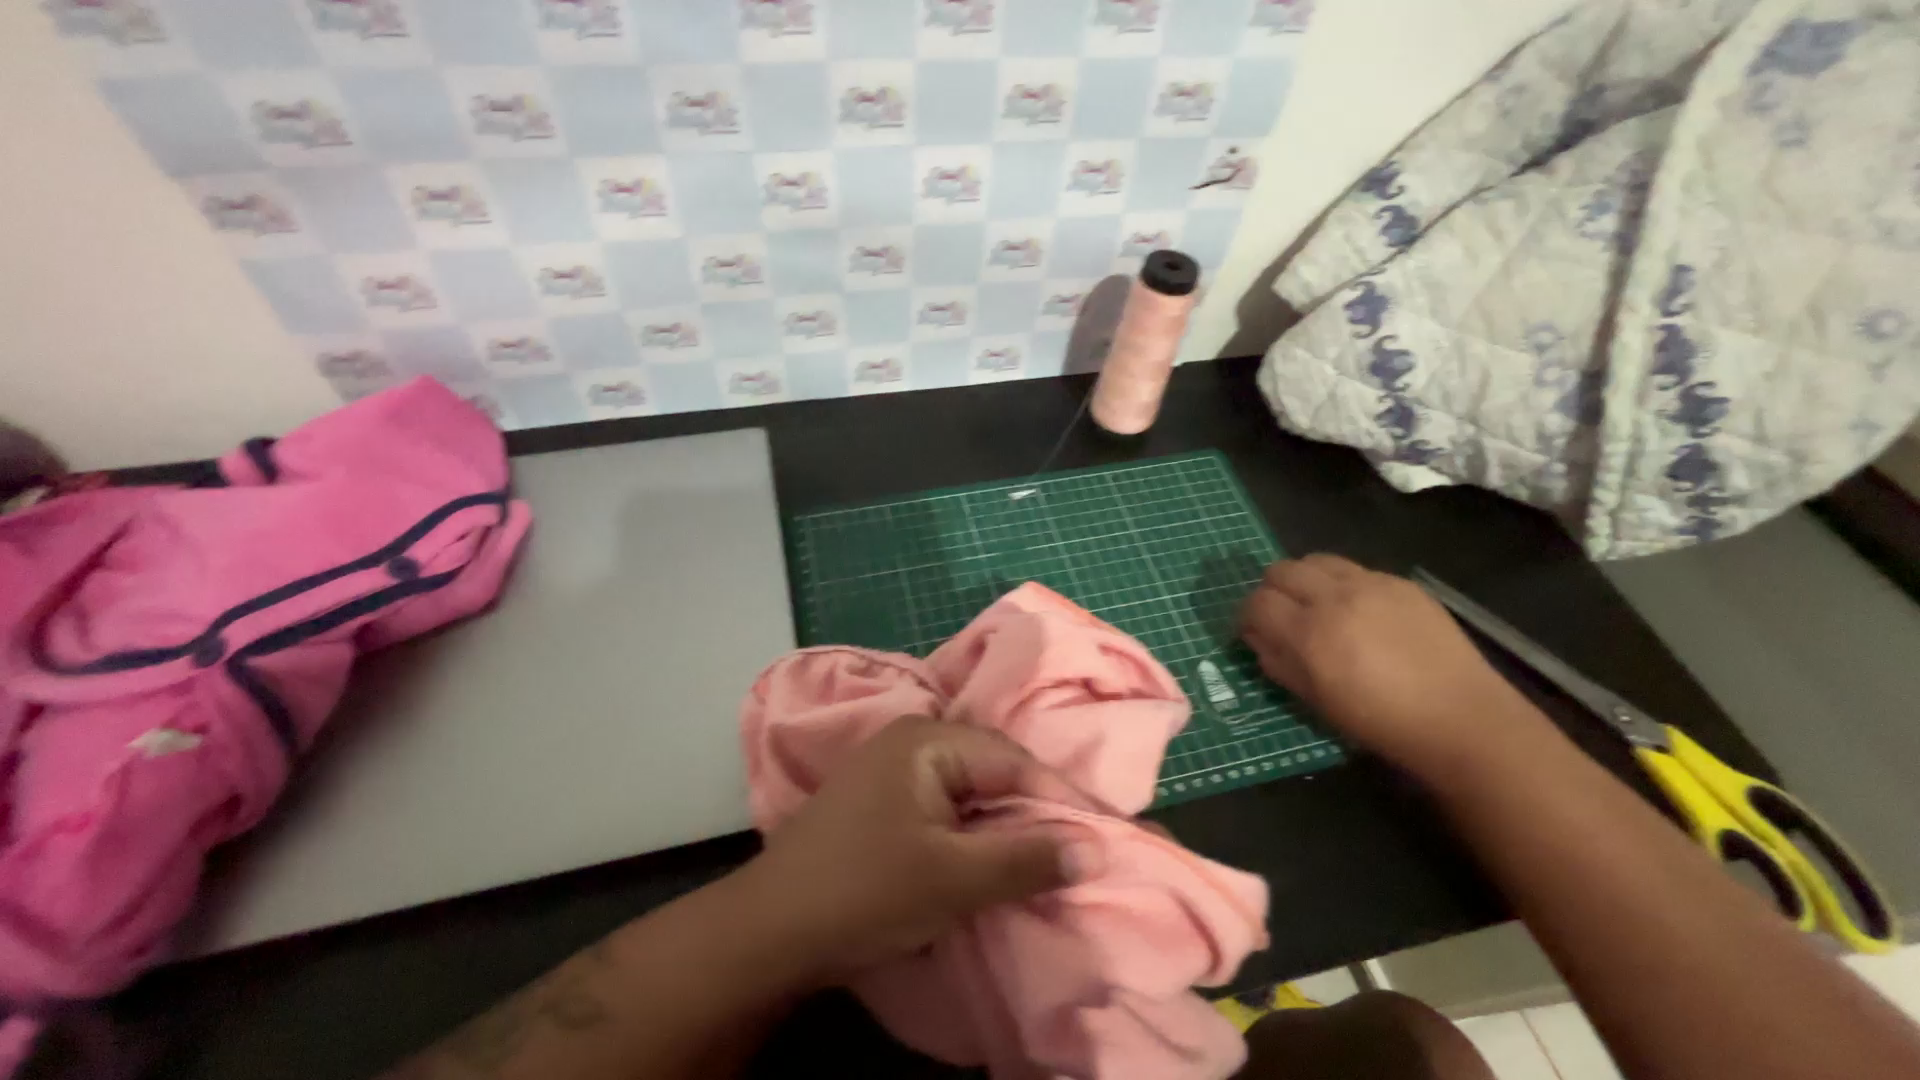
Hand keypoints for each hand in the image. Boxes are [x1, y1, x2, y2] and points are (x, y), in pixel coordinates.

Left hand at [737, 716, 1087, 977]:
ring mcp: (892, 772)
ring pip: (971, 793)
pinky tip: (994, 864)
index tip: (1107, 838)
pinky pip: (946, 810)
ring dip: (1007, 827)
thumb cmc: (865, 892)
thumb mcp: (954, 879)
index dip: (1063, 800)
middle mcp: (911, 741)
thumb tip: (1095, 847)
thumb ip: (1026, 859)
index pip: (1015, 761)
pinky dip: (975, 837)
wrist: (769, 931)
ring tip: (1047, 862)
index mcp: (927, 740)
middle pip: (994, 771)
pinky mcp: (882, 805)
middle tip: (1082, 853)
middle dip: (1036, 813)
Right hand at [1239, 555, 1540, 772]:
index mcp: (1310, 633)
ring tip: (1318, 606)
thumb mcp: (1315, 701)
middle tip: (1283, 616)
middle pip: (1281, 570)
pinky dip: (1342, 583)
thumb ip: (1278, 663)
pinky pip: (1355, 569)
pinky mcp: (1401, 582)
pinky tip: (1360, 612)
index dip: (1248, 616)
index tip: (1254, 631)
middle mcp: (1335, 597)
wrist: (1460, 717)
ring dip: (1305, 579)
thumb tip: (1257, 638)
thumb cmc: (1380, 722)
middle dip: (1272, 591)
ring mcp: (1371, 584)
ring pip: (1316, 560)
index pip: (1257, 602)